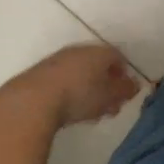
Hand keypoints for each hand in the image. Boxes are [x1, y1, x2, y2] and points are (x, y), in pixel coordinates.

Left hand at [0, 44, 140, 128]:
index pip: (118, 57)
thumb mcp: (110, 96)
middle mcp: (78, 51)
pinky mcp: (35, 75)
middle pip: (97, 65)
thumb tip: (134, 85)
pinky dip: (66, 92)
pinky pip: (59, 81)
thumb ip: (126, 90)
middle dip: (105, 84)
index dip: (124, 74)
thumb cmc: (79, 96)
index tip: (124, 92)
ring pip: (77, 73)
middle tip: (108, 104)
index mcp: (99, 52)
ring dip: (85, 89)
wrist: (28, 103)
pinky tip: (65, 110)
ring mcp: (54, 61)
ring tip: (87, 112)